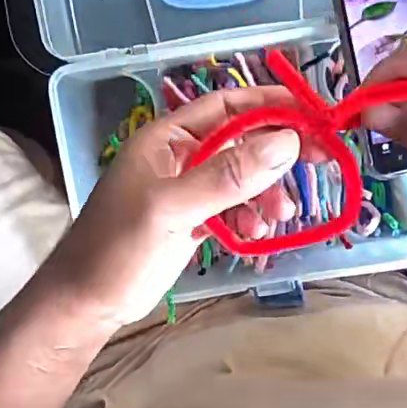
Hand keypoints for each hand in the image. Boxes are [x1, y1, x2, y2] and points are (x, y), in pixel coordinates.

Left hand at [41, 86, 309, 328]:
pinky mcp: (195, 219)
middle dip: (277, 154)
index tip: (313, 113)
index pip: (226, 106)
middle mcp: (181, 157)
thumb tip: (286, 142)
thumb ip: (226, 176)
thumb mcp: (170, 208)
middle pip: (242, 141)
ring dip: (267, 193)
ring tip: (280, 216)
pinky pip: (235, 208)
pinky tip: (256, 234)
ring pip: (243, 178)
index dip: (270, 104)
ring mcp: (189, 189)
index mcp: (167, 138)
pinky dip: (251, 217)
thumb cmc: (116, 248)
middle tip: (319, 161)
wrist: (87, 303)